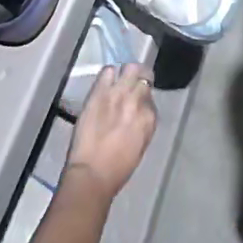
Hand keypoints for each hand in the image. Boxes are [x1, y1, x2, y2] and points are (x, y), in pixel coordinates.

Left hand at [66, 65, 156, 199]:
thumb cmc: (117, 169)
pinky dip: (108, 74)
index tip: (136, 102)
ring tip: (119, 79)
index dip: (143, 98)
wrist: (92, 175)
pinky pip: (108, 71)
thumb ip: (142, 124)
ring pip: (130, 68)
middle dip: (138, 79)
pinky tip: (104, 82)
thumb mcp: (140, 145)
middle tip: (130, 84)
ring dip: (126, 72)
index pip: (150, 97)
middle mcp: (137, 101)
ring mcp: (119, 94)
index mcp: (149, 117)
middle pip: (143, 77)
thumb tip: (138, 113)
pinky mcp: (100, 92)